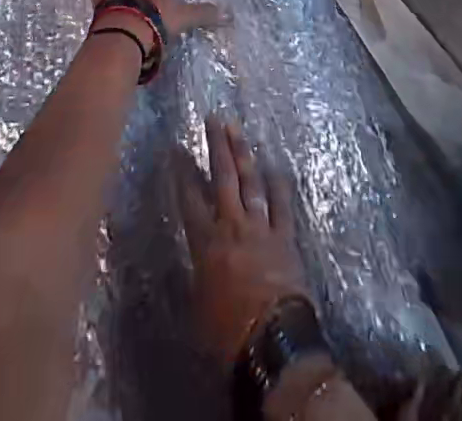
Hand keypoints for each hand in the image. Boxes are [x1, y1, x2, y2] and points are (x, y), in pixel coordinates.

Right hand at [181, 116, 311, 366]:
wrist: (273, 343)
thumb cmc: (227, 332)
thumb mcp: (198, 304)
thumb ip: (197, 274)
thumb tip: (195, 264)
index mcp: (205, 241)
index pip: (188, 198)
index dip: (181, 173)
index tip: (176, 150)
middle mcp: (232, 225)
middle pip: (222, 177)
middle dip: (216, 145)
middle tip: (214, 119)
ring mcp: (261, 228)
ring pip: (250, 182)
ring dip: (243, 154)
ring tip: (237, 131)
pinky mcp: (285, 238)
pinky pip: (281, 205)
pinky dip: (278, 185)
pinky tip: (276, 168)